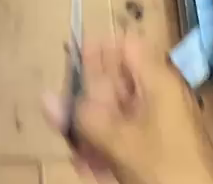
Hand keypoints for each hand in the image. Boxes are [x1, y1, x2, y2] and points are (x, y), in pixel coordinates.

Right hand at [42, 38, 212, 183]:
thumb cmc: (166, 167)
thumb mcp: (119, 141)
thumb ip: (82, 118)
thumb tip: (46, 97)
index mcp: (158, 80)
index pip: (125, 45)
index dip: (98, 48)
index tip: (71, 62)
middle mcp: (160, 97)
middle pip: (117, 82)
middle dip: (88, 98)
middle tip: (62, 113)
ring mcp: (162, 126)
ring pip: (119, 115)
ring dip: (93, 130)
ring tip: (72, 149)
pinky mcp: (161, 154)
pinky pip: (128, 140)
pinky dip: (107, 150)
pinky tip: (88, 168)